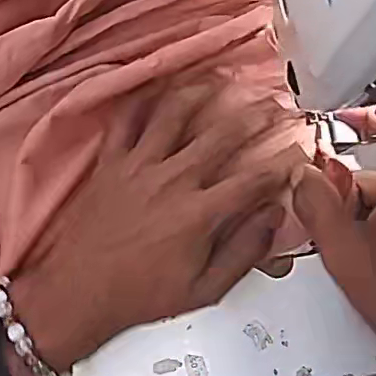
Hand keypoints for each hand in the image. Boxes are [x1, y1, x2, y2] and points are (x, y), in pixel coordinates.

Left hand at [11, 82, 301, 369]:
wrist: (78, 292)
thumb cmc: (138, 295)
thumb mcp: (204, 289)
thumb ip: (244, 252)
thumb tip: (272, 219)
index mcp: (199, 214)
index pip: (254, 178)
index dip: (283, 161)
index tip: (296, 151)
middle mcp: (172, 181)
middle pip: (224, 133)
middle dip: (257, 114)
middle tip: (273, 103)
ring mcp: (138, 166)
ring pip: (176, 112)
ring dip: (203, 91)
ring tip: (221, 80)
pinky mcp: (110, 163)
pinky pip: (127, 119)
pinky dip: (143, 99)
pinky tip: (158, 90)